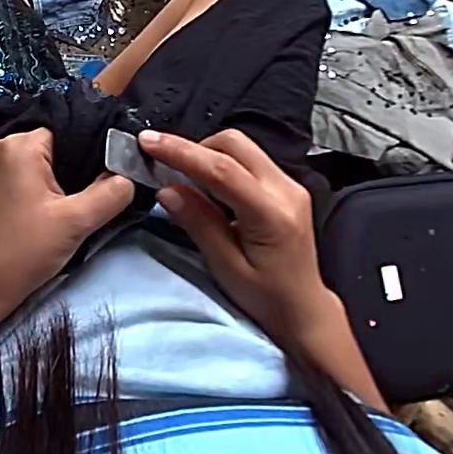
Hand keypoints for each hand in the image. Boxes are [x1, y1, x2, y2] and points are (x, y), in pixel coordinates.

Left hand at [0, 128, 134, 318]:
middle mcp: (5, 147)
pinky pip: (36, 176)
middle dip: (87, 165)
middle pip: (62, 145)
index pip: (73, 129)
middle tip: (110, 188)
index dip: (99, 148)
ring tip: (92, 200)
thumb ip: (111, 192)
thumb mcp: (77, 222)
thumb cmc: (24, 251)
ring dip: (72, 180)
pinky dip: (55, 189)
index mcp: (20, 145)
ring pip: (51, 162)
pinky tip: (69, 208)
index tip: (121, 169)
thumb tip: (131, 174)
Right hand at [138, 129, 340, 347]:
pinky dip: (221, 164)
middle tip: (163, 165)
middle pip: (234, 145)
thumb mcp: (226, 267)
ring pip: (242, 148)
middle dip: (194, 148)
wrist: (304, 310)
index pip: (222, 170)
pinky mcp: (286, 187)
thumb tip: (168, 190)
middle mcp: (287, 191)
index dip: (181, 152)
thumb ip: (199, 224)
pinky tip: (205, 186)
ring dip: (207, 155)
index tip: (149, 143)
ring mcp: (290, 186)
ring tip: (181, 177)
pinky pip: (249, 161)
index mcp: (272, 215)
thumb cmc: (268, 298)